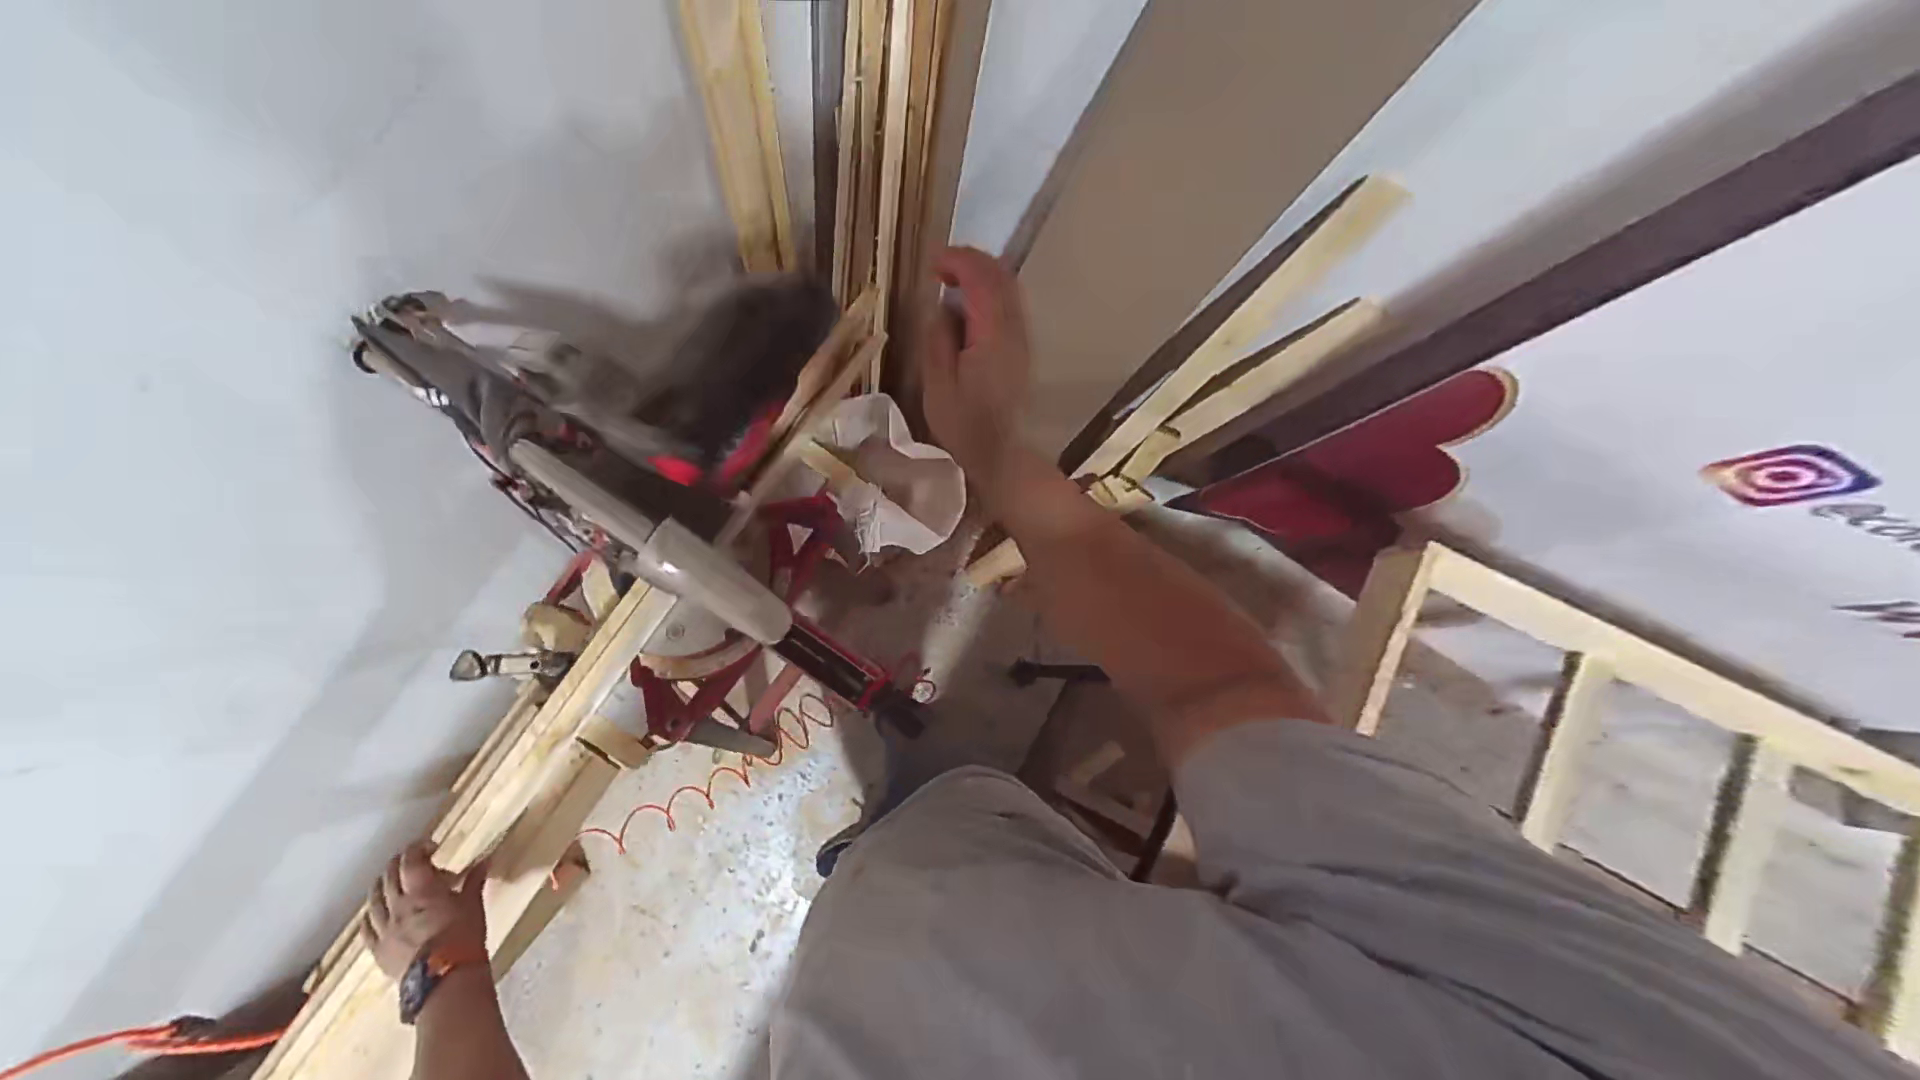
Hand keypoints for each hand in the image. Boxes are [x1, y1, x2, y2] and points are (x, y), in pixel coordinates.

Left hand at [362, 842, 488, 978]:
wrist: (443, 977)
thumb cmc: (464, 935)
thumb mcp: (473, 904)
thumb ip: (474, 881)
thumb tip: (485, 861)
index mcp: (422, 891)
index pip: (411, 861)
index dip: (417, 848)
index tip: (429, 844)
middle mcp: (398, 906)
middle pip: (389, 877)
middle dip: (398, 863)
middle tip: (411, 858)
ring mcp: (384, 929)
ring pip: (373, 900)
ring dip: (381, 885)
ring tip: (389, 879)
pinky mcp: (377, 949)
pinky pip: (366, 928)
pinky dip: (369, 914)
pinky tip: (373, 911)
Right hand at [920, 247, 1034, 502]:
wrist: (1002, 455)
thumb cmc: (965, 427)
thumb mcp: (938, 386)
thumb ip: (938, 339)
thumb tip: (940, 305)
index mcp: (993, 336)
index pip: (982, 278)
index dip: (957, 260)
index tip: (931, 263)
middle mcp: (1015, 331)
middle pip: (1002, 276)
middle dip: (971, 261)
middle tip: (940, 267)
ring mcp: (1023, 340)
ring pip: (1010, 289)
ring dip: (982, 276)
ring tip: (951, 283)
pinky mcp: (1023, 350)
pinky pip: (1010, 307)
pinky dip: (990, 294)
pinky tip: (969, 309)